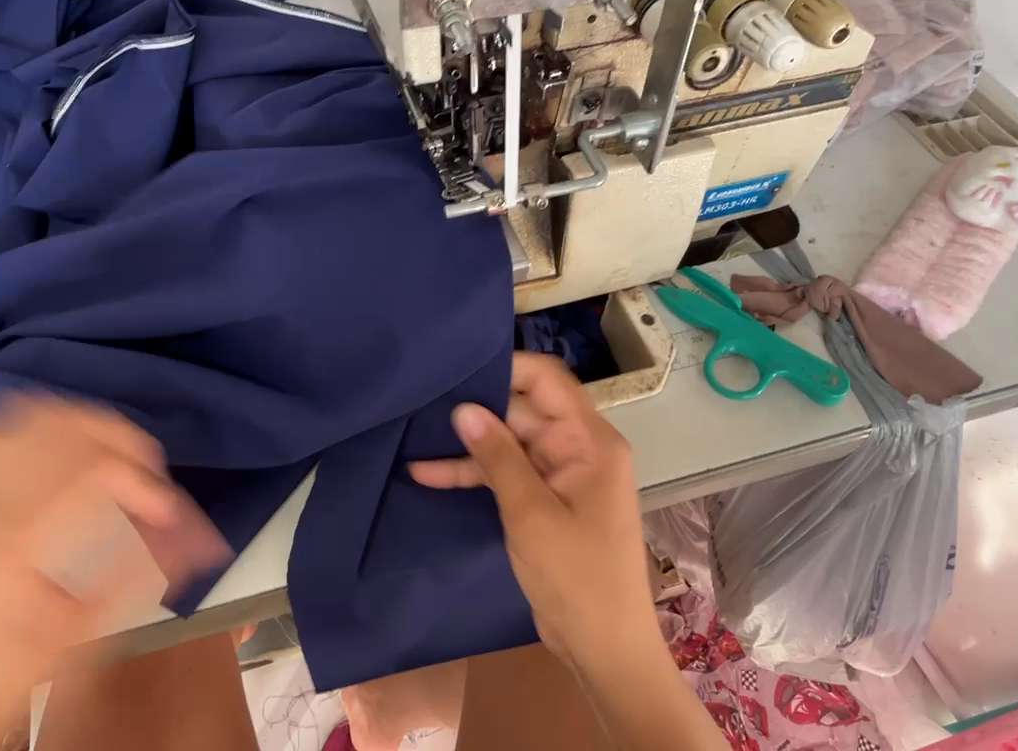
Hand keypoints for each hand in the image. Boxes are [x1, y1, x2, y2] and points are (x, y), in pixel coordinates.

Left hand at [0, 394, 227, 750]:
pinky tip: (49, 454)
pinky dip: (25, 432)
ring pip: (16, 419)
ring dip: (74, 426)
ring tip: (104, 456)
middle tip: (144, 471)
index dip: (145, 481)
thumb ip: (136, 576)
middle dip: (118, 440)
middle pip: (58, 428)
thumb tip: (194, 533)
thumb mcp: (70, 647)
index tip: (167, 508)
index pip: (93, 474)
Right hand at [408, 353, 658, 672]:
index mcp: (589, 441)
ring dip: (468, 445)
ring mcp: (560, 476)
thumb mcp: (530, 514)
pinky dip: (474, 474)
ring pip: (509, 443)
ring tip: (413, 434)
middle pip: (523, 410)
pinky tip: (427, 473)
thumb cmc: (577, 577)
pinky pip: (507, 474)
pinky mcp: (544, 501)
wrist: (604, 650)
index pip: (547, 380)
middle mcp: (577, 448)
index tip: (458, 367)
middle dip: (477, 408)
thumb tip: (463, 408)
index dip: (506, 368)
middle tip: (422, 398)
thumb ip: (497, 457)